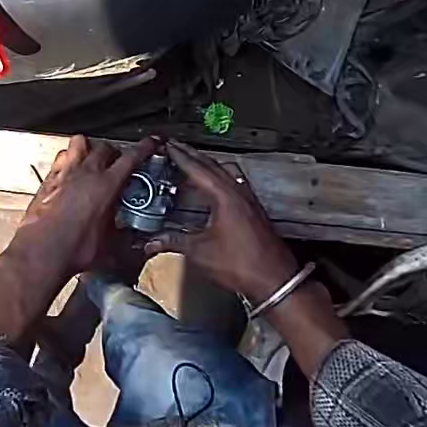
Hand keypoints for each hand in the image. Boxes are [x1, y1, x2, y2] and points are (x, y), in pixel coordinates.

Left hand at [0, 134, 158, 344]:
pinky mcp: (49, 179)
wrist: (42, 252)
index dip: (145, 147)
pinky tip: (71, 171)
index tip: (152, 142)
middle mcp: (87, 173)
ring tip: (93, 160)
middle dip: (115, 152)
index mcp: (107, 185)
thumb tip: (136, 241)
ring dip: (90, 148)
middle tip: (119, 164)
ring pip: (80, 143)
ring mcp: (66, 173)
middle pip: (106, 147)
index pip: (132, 157)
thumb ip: (125, 237)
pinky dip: (69, 159)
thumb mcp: (110, 245)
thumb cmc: (74, 248)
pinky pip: (61, 157)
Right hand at [142, 141, 299, 305]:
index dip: (180, 156)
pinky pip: (235, 182)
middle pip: (212, 165)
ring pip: (226, 171)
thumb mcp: (200, 253)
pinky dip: (220, 177)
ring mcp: (249, 199)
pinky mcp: (254, 209)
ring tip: (192, 164)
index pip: (197, 169)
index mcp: (224, 196)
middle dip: (192, 155)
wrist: (275, 280)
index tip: (168, 145)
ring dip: (208, 164)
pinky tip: (214, 187)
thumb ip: (174, 242)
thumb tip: (152, 242)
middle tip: (176, 147)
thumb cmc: (242, 265)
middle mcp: (238, 192)